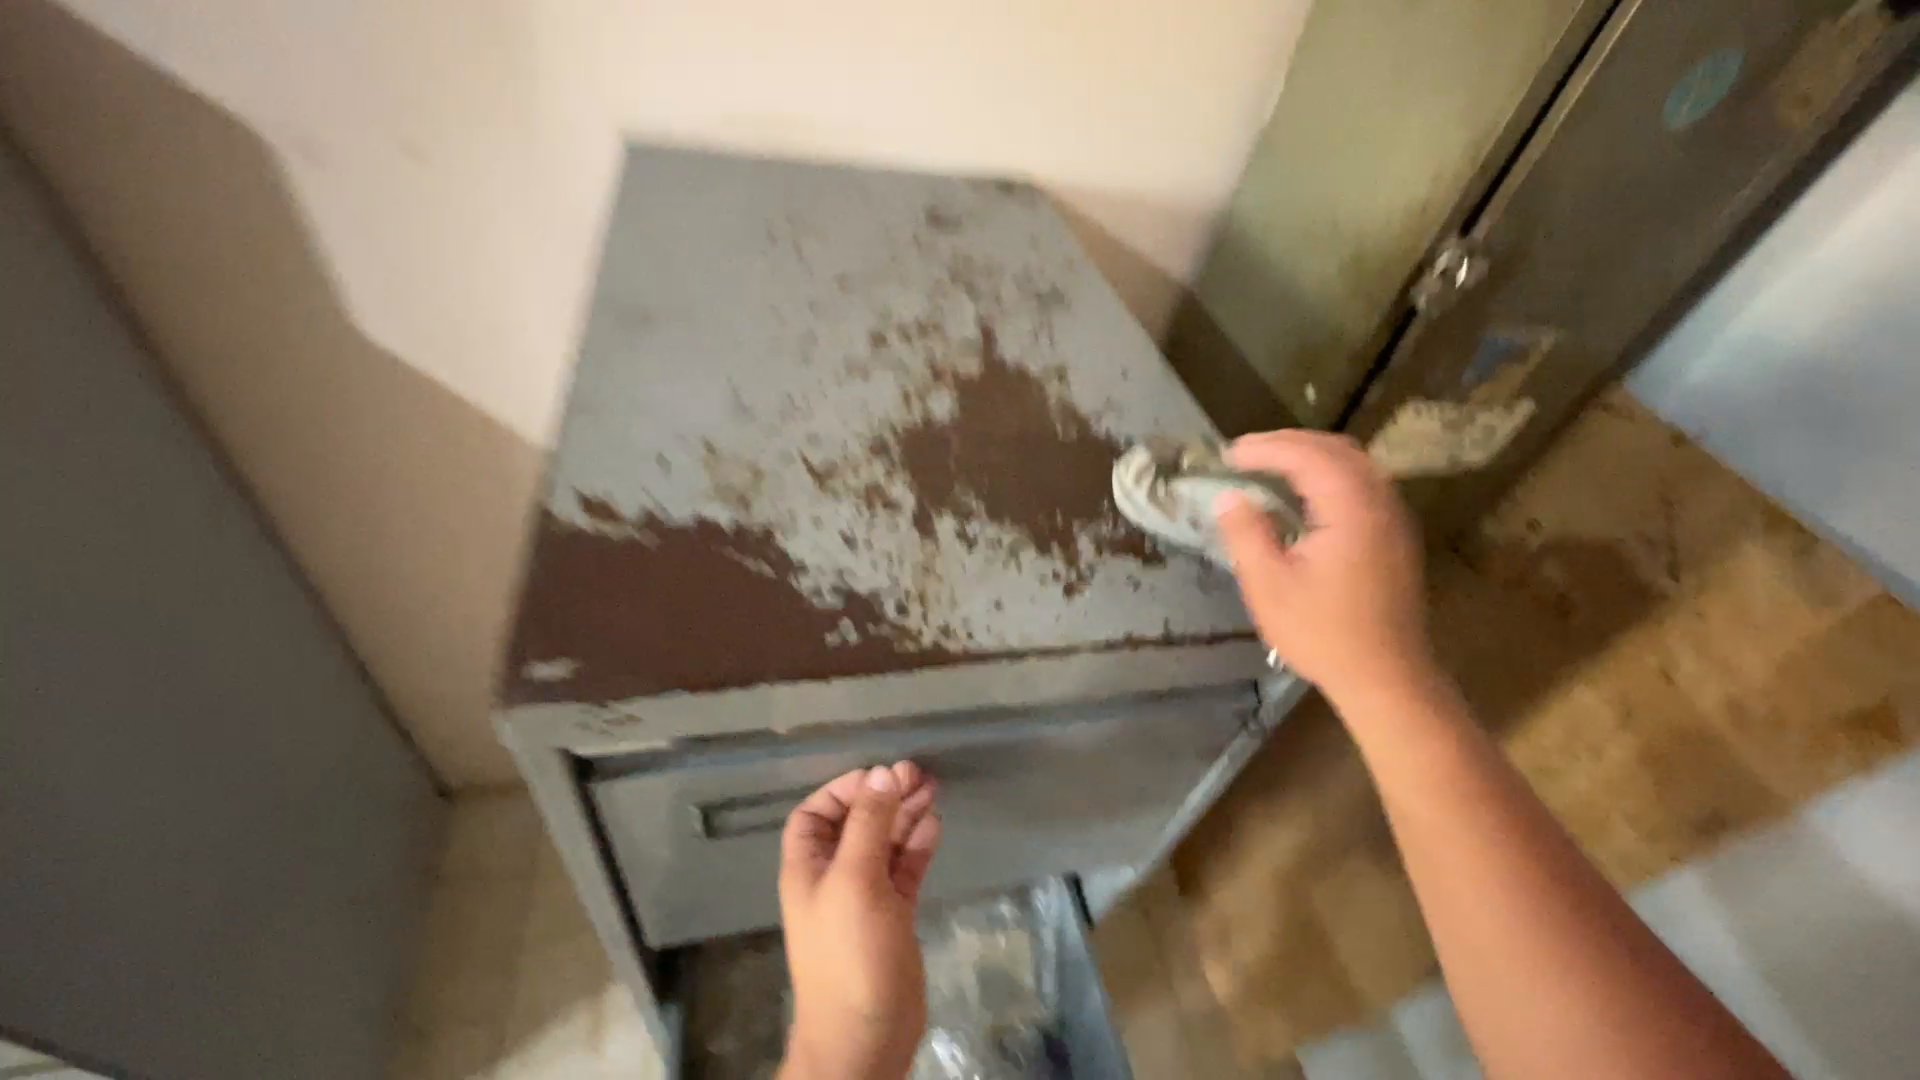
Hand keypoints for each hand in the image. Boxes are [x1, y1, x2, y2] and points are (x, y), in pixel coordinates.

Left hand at [777, 763, 941, 1079]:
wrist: (865, 1036)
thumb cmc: (849, 952)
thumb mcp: (854, 879)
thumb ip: (868, 824)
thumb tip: (882, 774)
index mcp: (809, 867)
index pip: (815, 814)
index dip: (842, 790)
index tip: (878, 776)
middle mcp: (834, 877)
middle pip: (857, 823)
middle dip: (883, 797)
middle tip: (917, 774)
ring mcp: (865, 897)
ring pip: (885, 843)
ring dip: (906, 816)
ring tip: (932, 789)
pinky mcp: (893, 915)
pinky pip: (905, 869)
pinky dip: (918, 846)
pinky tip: (935, 825)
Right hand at [1213, 430, 1435, 705]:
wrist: (1386, 676)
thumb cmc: (1322, 633)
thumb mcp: (1268, 586)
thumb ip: (1246, 533)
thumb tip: (1228, 496)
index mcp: (1351, 509)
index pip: (1307, 456)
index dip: (1266, 448)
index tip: (1229, 455)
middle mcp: (1380, 503)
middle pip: (1337, 450)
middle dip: (1290, 443)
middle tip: (1248, 452)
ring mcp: (1394, 519)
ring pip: (1356, 465)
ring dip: (1313, 455)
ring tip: (1272, 465)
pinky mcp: (1396, 537)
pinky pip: (1365, 485)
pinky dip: (1331, 474)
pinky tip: (1307, 495)